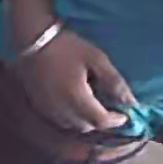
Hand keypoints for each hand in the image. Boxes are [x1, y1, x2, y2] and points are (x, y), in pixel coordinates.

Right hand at [13, 25, 133, 132]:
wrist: (31, 37)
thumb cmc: (66, 46)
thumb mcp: (96, 58)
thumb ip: (114, 81)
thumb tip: (131, 102)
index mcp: (77, 97)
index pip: (101, 121)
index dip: (116, 120)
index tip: (124, 114)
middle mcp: (60, 108)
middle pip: (85, 126)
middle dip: (99, 121)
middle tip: (107, 109)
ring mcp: (46, 106)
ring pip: (70, 125)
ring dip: (83, 121)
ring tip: (89, 107)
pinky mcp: (36, 102)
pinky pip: (55, 118)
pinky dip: (68, 117)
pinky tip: (70, 104)